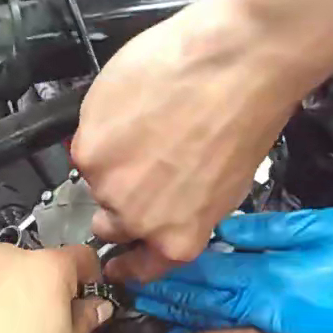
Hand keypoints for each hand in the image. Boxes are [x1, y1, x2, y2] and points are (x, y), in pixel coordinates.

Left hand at [0, 245, 113, 332]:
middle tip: (39, 322)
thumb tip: (94, 306)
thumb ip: (85, 321)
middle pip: (36, 263)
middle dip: (42, 286)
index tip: (84, 298)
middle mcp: (7, 255)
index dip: (88, 276)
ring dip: (6, 289)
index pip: (81, 255)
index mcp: (48, 267)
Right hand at [71, 0, 305, 282]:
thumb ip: (187, 211)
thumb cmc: (248, 118)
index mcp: (177, 238)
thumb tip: (169, 207)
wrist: (236, 64)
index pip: (139, 269)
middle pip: (109, 224)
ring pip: (95, 178)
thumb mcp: (227, 186)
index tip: (118, 259)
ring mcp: (106, 183)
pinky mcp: (87, 143)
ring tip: (144, 125)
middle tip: (135, 169)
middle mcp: (137, 220)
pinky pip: (85, 140)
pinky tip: (133, 106)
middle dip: (118, 202)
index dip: (126, 262)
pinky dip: (101, 126)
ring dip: (111, 159)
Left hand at [134, 209, 332, 332]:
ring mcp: (279, 329)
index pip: (206, 274)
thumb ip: (276, 232)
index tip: (135, 262)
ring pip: (219, 320)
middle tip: (130, 287)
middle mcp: (268, 312)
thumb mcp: (331, 230)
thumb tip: (231, 228)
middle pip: (203, 303)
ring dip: (183, 312)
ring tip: (151, 304)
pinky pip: (241, 329)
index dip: (167, 267)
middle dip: (165, 295)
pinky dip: (212, 322)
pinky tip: (196, 317)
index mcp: (273, 283)